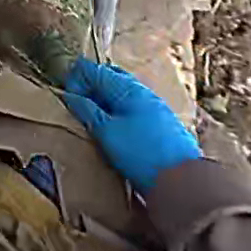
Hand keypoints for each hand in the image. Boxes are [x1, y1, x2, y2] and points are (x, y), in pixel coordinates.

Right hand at [60, 58, 201, 192]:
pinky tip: (114, 125)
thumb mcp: (108, 133)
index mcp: (124, 85)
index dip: (75, 78)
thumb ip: (88, 111)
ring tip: (93, 117)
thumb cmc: (140, 153)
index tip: (67, 97)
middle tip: (77, 104)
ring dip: (103, 98)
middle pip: (107, 76)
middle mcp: (138, 88)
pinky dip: (117, 108)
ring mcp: (151, 102)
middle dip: (90, 86)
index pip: (92, 69)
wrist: (183, 181)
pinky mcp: (158, 119)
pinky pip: (130, 104)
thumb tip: (70, 95)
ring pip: (119, 91)